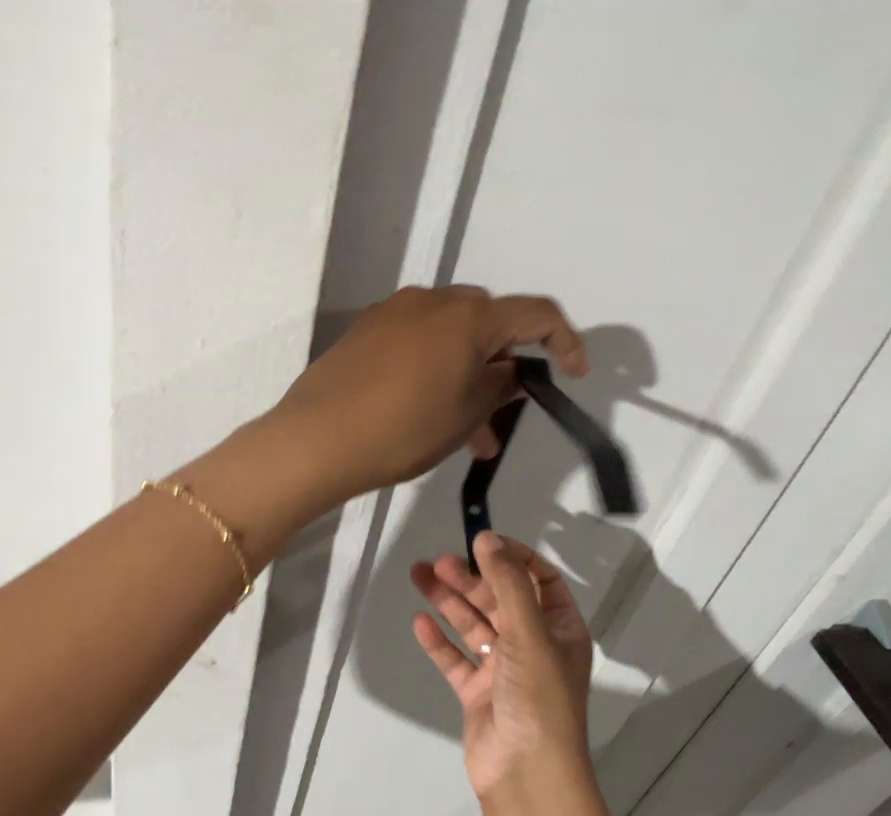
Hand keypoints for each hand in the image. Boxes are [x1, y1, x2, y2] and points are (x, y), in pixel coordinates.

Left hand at [273, 286, 586, 501]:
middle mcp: (433, 300)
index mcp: (468, 316)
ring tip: (466, 433)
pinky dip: (437, 368)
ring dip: (469, 373)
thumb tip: (512, 371)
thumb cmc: (404, 429)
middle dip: (506, 362)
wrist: (316, 440)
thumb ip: (501, 386)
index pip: (536, 314)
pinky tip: (427, 410)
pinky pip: (419, 340)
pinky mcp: (367, 331)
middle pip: (489, 321)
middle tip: (504, 412)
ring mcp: (394, 312)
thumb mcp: (466, 416)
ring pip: (452, 335)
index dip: (565, 342)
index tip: (574, 374)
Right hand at [411, 532, 594, 797]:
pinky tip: (419, 622)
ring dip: (448, 602)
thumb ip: (508, 583)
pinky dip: (439, 642)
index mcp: (560, 629)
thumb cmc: (539, 697)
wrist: (527, 772)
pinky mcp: (479, 695)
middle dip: (471, 578)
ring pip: (474, 627)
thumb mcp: (530, 633)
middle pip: (500, 600)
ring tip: (417, 576)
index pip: (542, 580)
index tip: (483, 540)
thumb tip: (487, 537)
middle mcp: (534, 645)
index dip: (514, 557)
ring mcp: (505, 671)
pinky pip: (457, 660)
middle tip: (437, 562)